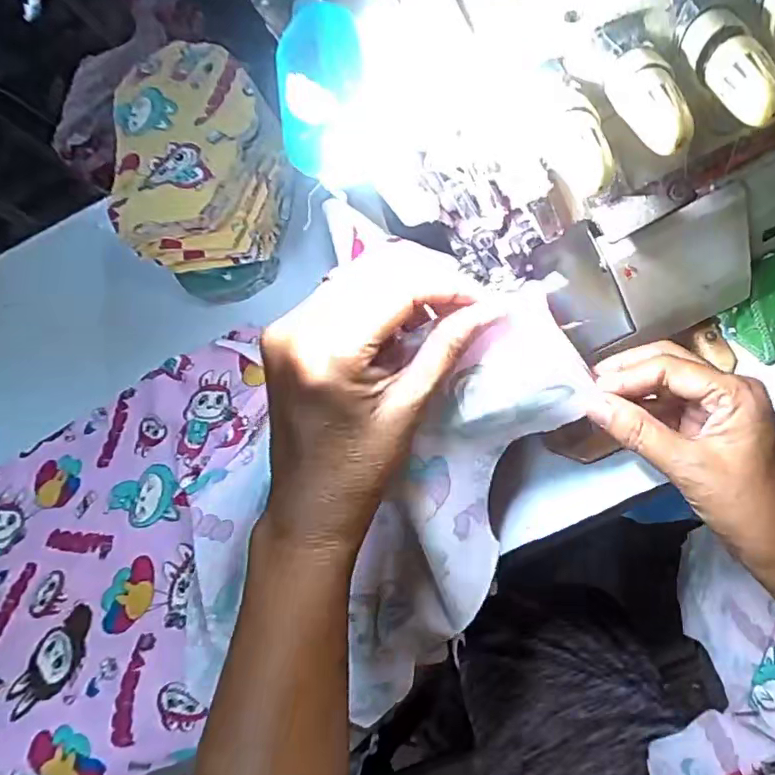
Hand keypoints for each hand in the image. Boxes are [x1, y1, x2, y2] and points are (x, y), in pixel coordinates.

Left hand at [260, 245, 497, 562]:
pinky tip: (407, 316)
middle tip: (469, 300)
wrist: (309, 506)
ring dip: (407, 281)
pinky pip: (342, 292)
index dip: (448, 286)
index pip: (397, 287)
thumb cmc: (361, 470)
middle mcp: (297, 325)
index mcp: (327, 351)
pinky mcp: (286, 330)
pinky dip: (380, 295)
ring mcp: (286, 324)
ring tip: (444, 307)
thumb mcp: (410, 407)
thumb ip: (446, 348)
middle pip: (376, 269)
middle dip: (430, 276)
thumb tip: (488, 309)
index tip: (484, 299)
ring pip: (359, 273)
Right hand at [582, 342, 774, 577]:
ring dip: (637, 390)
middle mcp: (731, 388)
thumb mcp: (686, 467)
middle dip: (630, 372)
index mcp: (735, 391)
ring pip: (671, 384)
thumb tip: (593, 404)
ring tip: (599, 396)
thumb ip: (638, 431)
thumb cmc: (744, 507)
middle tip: (591, 382)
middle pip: (672, 365)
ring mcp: (723, 406)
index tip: (592, 388)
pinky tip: (623, 413)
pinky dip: (648, 409)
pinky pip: (676, 406)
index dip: (628, 375)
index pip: (671, 367)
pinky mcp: (714, 425)